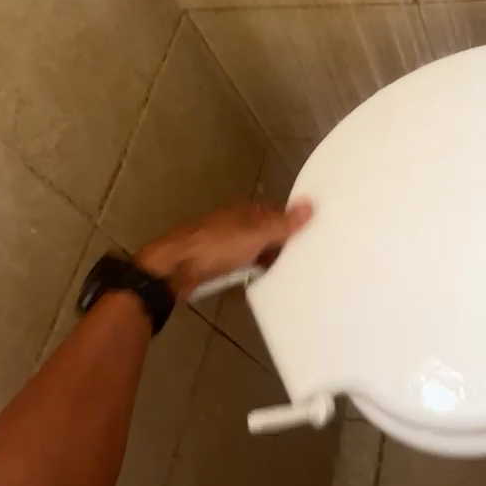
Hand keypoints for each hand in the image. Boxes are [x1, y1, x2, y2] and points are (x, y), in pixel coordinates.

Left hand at [134, 200, 312, 300]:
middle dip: (280, 245)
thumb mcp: (257, 234)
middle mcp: (236, 222)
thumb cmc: (217, 247)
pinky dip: (249, 271)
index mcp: (247, 210)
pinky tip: (256, 281)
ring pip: (253, 249)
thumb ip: (284, 223)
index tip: (309, 241)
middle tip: (300, 262)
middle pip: (266, 232)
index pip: (279, 213)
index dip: (293, 226)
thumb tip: (311, 204)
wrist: (175, 269)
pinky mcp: (213, 261)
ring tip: (283, 274)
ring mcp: (223, 242)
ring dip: (264, 260)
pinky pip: (240, 264)